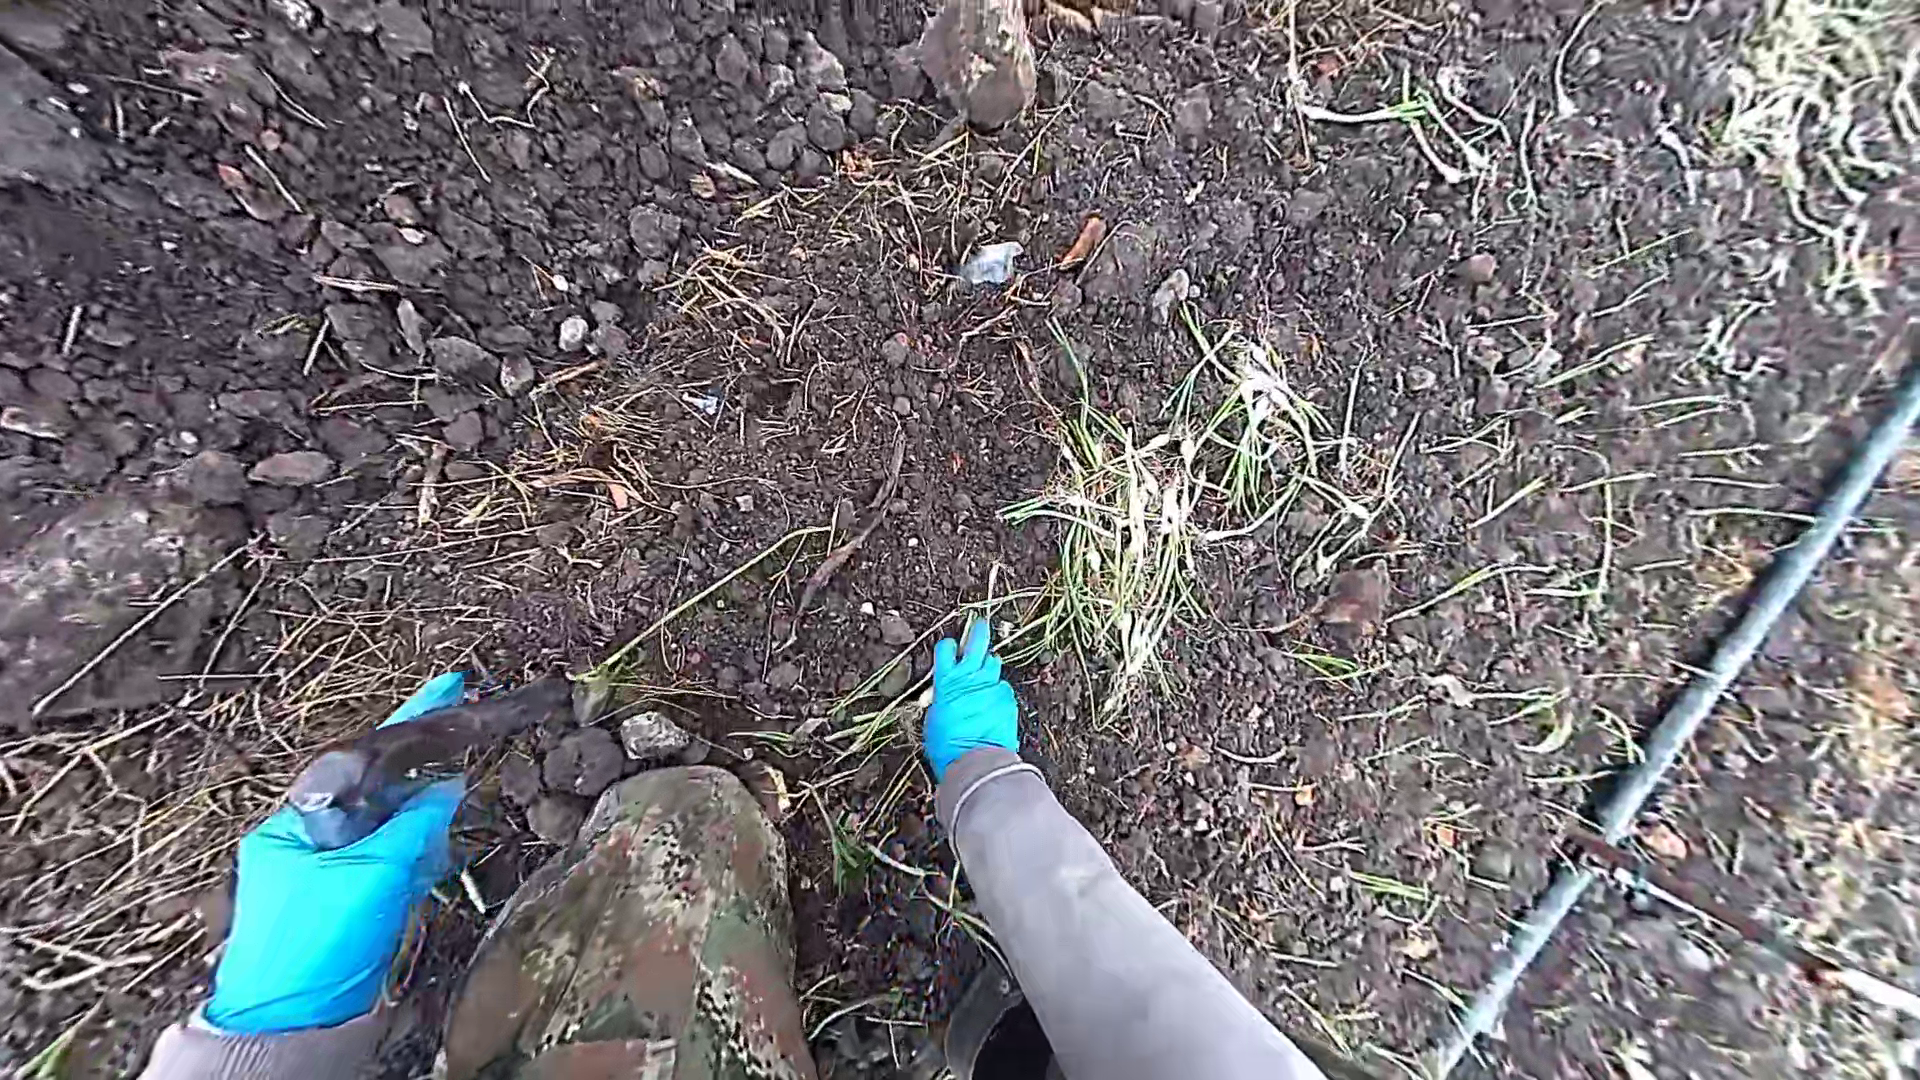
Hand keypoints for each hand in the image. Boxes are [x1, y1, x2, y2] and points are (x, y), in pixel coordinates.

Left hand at [206, 673, 467, 1033]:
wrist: (296, 1013)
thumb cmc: (322, 933)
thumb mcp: (376, 868)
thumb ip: (418, 819)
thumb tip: (451, 785)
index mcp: (301, 821)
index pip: (364, 754)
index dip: (411, 717)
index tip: (452, 682)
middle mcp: (316, 830)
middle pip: (385, 783)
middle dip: (425, 779)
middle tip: (467, 747)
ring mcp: (336, 857)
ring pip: (399, 815)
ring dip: (424, 826)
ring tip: (429, 853)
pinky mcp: (357, 880)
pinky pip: (401, 845)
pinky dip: (421, 852)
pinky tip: (429, 865)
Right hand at [925, 619, 1018, 780]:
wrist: (975, 761)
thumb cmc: (947, 745)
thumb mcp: (934, 718)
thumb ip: (943, 699)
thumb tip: (946, 697)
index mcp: (947, 680)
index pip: (947, 648)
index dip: (950, 645)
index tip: (951, 647)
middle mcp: (970, 676)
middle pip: (977, 641)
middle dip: (979, 630)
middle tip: (980, 624)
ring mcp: (991, 684)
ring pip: (994, 661)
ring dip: (989, 664)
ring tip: (986, 672)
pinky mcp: (1007, 697)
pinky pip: (1003, 686)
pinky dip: (999, 691)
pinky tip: (994, 703)